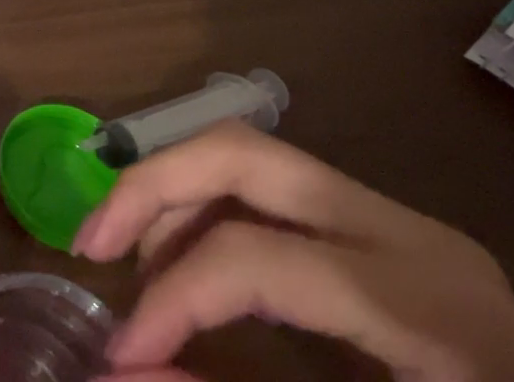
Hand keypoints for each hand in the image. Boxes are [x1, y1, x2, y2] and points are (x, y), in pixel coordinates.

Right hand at [72, 122, 513, 380]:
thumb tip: (119, 373)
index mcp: (421, 297)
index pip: (252, 257)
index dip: (168, 300)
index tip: (120, 354)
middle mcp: (407, 234)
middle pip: (239, 154)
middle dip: (148, 190)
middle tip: (92, 246)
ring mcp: (398, 226)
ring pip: (245, 159)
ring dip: (172, 199)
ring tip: (135, 267)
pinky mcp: (384, 237)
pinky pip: (270, 195)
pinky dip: (207, 214)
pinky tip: (186, 267)